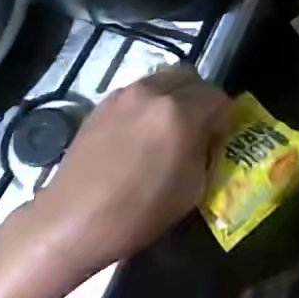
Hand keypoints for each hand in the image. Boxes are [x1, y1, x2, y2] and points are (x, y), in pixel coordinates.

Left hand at [21, 66, 230, 275]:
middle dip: (200, 98)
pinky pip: (138, 92)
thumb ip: (207, 152)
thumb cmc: (139, 212)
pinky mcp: (103, 102)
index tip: (219, 137)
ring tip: (168, 128)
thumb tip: (208, 137)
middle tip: (198, 127)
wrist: (74, 220)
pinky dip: (149, 104)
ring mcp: (125, 94)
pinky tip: (141, 133)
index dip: (224, 117)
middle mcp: (154, 92)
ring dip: (174, 96)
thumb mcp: (192, 189)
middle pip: (191, 77)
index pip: (217, 97)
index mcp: (180, 112)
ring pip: (162, 79)